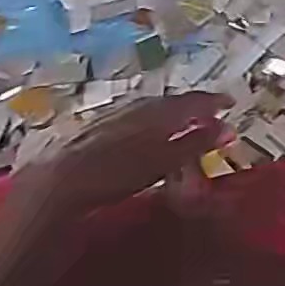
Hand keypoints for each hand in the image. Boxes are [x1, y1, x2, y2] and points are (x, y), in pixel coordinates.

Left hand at [18, 92, 229, 213]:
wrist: (54, 184)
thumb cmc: (116, 174)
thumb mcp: (164, 161)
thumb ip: (195, 144)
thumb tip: (227, 128)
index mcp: (157, 111)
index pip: (192, 100)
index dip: (212, 101)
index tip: (230, 103)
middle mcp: (135, 107)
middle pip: (169, 103)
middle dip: (190, 108)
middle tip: (207, 118)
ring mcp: (110, 117)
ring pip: (148, 110)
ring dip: (168, 116)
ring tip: (179, 127)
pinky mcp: (91, 130)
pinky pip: (130, 119)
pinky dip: (146, 125)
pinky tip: (141, 137)